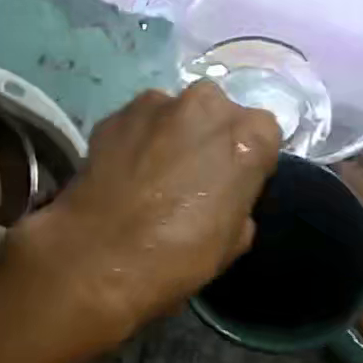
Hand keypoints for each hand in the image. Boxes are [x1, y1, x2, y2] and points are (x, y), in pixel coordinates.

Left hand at [9, 82, 280, 341]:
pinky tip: (126, 173)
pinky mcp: (114, 114)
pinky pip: (139, 123)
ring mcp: (156, 104)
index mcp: (248, 136)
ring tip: (155, 174)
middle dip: (211, 137)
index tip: (234, 185)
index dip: (249, 160)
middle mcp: (206, 105)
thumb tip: (224, 195)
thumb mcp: (234, 241)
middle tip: (195, 176)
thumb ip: (239, 201)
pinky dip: (137, 140)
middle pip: (219, 113)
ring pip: (177, 113)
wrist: (98, 259)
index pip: (265, 133)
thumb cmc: (180, 256)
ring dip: (173, 134)